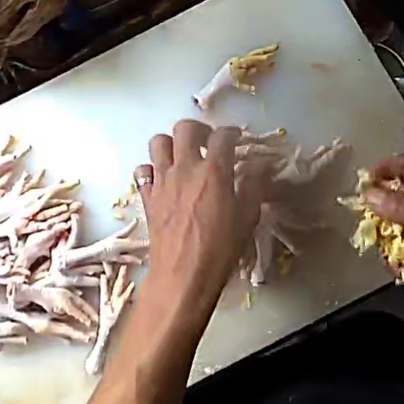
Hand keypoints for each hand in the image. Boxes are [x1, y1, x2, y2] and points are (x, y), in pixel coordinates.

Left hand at [136, 120, 265, 321]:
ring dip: (171, 143)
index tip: (235, 138)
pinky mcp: (148, 196)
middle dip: (199, 129)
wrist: (183, 275)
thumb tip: (260, 166)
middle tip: (207, 141)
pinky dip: (152, 169)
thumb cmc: (220, 250)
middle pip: (185, 128)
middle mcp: (185, 169)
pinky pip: (143, 170)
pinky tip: (163, 178)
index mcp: (214, 172)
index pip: (222, 136)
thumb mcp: (247, 217)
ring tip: (183, 155)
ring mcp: (162, 181)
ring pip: (158, 142)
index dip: (231, 133)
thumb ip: (253, 186)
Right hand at [361, 155, 403, 319]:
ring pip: (388, 221)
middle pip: (393, 193)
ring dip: (386, 236)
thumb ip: (402, 207)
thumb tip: (369, 194)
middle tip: (372, 219)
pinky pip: (392, 244)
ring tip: (396, 249)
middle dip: (381, 208)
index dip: (385, 171)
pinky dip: (393, 255)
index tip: (365, 183)